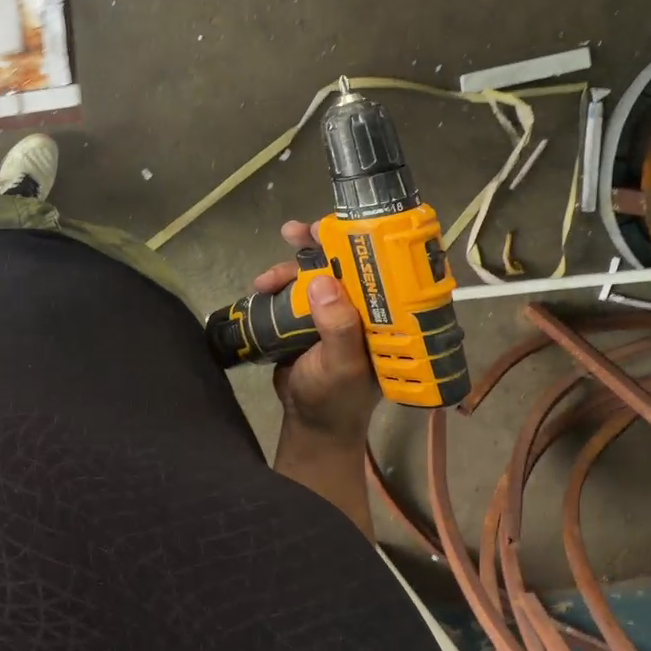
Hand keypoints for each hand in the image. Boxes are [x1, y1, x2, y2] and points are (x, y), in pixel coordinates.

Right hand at [254, 221, 379, 441]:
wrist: (307, 422)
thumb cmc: (334, 400)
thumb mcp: (341, 366)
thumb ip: (338, 328)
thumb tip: (323, 282)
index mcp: (389, 319)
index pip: (387, 271)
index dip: (367, 244)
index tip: (342, 228)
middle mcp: (368, 309)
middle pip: (348, 263)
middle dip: (321, 243)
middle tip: (296, 232)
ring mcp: (338, 312)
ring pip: (317, 273)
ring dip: (289, 267)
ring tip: (265, 279)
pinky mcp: (312, 317)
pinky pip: (296, 289)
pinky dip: (278, 282)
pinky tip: (262, 286)